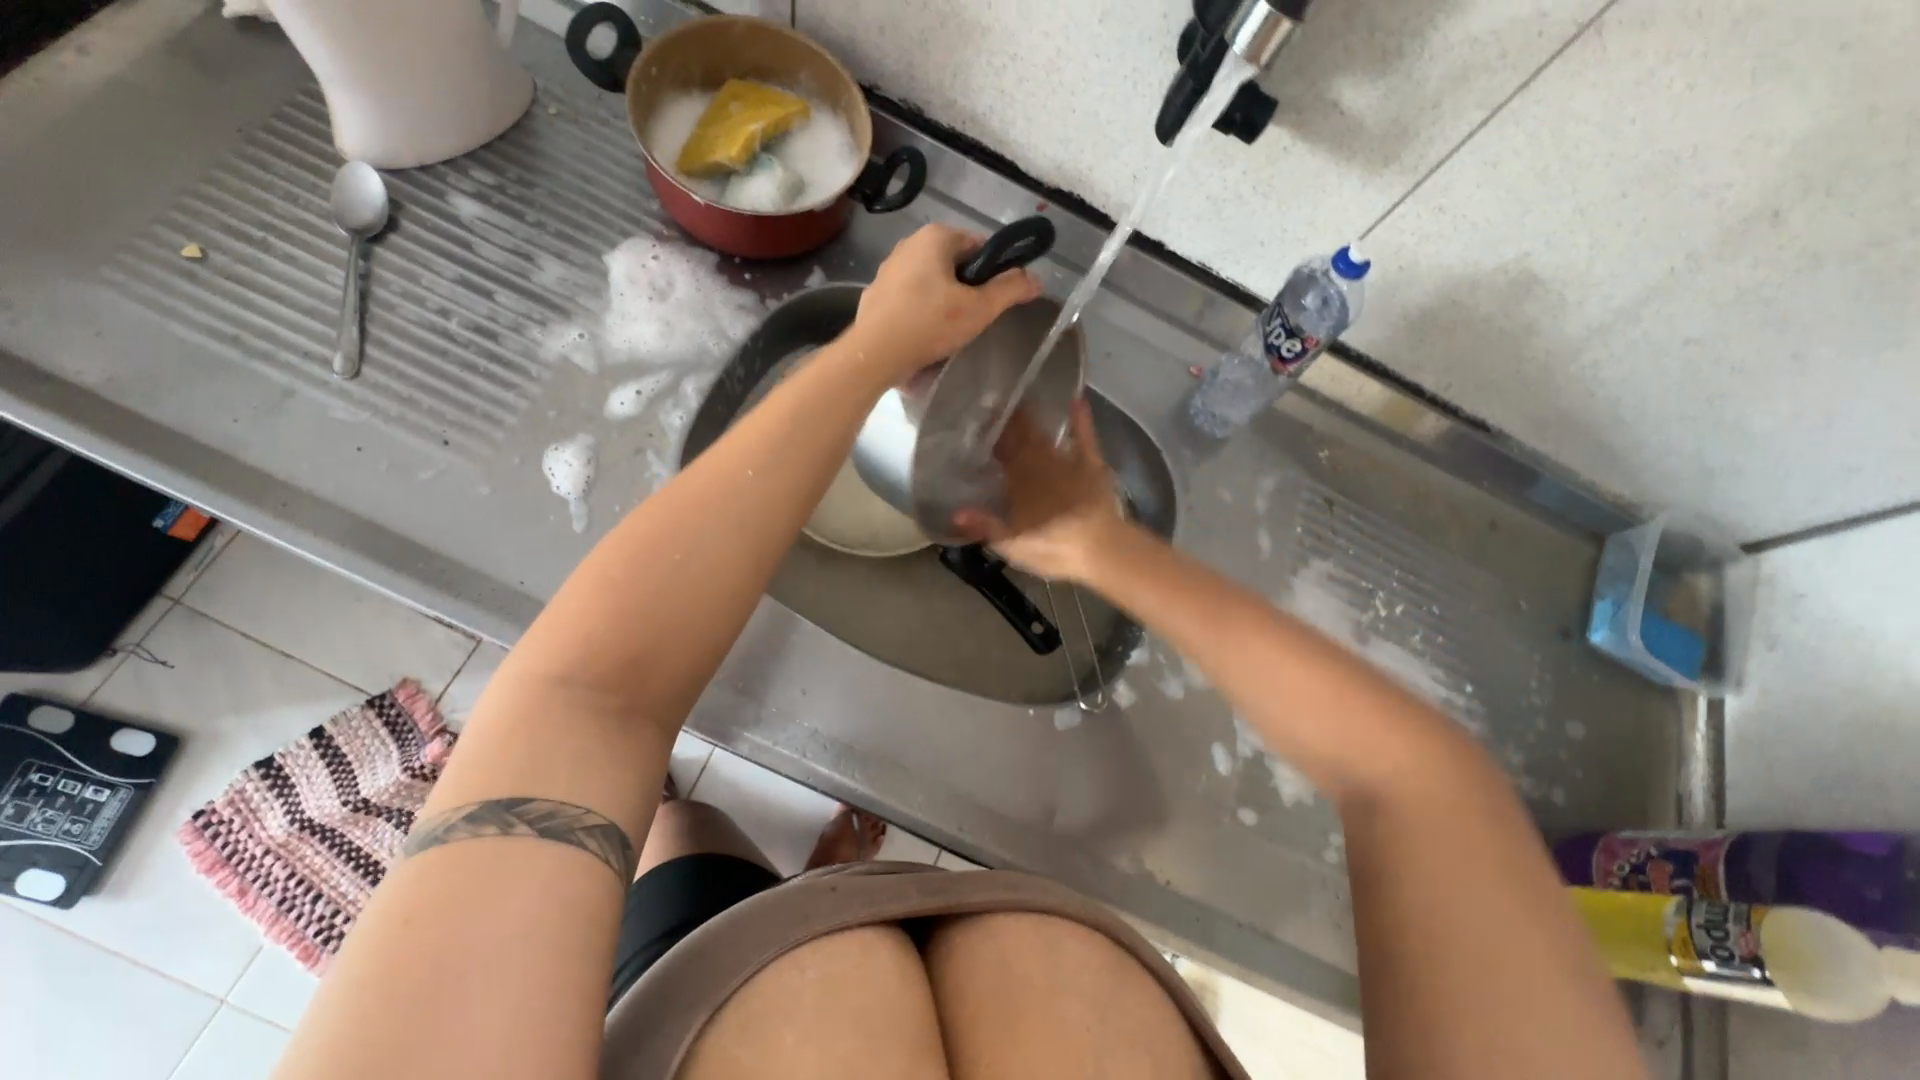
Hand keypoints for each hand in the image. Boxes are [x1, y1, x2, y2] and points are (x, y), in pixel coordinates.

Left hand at [845, 224, 1041, 377]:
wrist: (874, 354)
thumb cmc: (930, 324)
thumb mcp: (980, 309)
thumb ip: (1010, 290)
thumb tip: (1037, 279)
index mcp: (935, 236)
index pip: (979, 246)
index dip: (992, 272)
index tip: (993, 300)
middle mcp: (908, 244)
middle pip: (953, 264)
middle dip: (966, 289)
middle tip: (972, 319)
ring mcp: (888, 269)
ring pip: (930, 282)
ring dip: (943, 302)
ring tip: (948, 332)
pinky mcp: (876, 294)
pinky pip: (909, 299)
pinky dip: (920, 312)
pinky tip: (923, 336)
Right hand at [953, 399, 1127, 583]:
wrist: (1101, 548)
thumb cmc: (1052, 548)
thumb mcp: (1012, 545)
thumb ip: (984, 526)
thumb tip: (955, 512)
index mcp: (1017, 482)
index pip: (1000, 453)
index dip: (989, 437)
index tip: (976, 421)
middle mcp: (1039, 465)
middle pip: (1020, 440)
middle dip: (1008, 423)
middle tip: (995, 404)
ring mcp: (1067, 462)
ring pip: (1045, 436)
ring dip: (1033, 420)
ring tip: (1021, 401)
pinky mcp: (1091, 466)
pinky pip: (1084, 437)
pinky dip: (1080, 418)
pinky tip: (1077, 399)